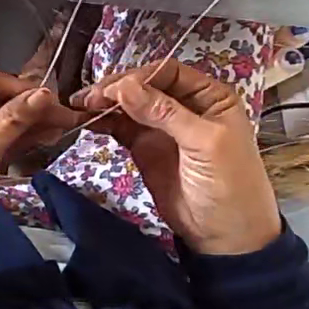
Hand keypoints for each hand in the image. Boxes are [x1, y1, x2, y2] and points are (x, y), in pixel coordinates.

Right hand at [71, 60, 280, 255]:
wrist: (224, 235)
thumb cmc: (229, 185)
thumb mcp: (204, 144)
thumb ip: (164, 113)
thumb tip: (123, 86)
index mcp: (209, 97)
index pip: (168, 73)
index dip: (139, 77)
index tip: (112, 90)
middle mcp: (183, 106)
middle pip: (142, 86)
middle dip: (115, 89)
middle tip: (89, 99)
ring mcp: (160, 127)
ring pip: (127, 105)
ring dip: (103, 104)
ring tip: (79, 107)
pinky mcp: (142, 146)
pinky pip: (119, 126)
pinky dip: (101, 122)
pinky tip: (85, 120)